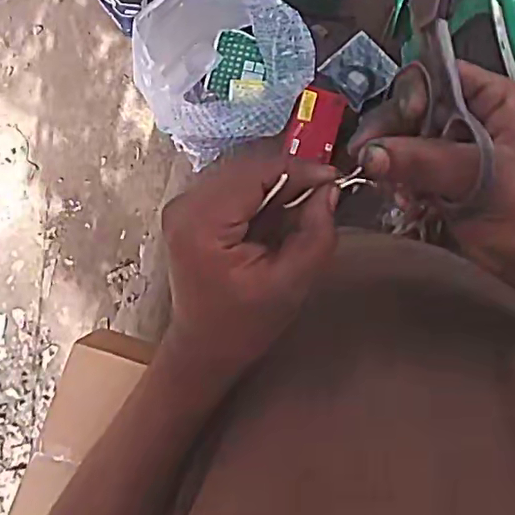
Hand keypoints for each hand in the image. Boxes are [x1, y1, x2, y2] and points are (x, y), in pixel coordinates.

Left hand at [158, 143, 339, 384]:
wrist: (204, 348)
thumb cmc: (244, 325)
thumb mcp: (291, 284)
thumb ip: (315, 233)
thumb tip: (329, 188)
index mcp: (202, 224)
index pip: (254, 173)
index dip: (297, 169)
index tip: (332, 177)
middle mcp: (185, 205)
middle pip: (246, 167)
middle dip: (288, 174)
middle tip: (323, 190)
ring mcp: (183, 204)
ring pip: (241, 171)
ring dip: (275, 181)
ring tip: (302, 204)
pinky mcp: (189, 208)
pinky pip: (232, 184)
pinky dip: (260, 191)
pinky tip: (277, 212)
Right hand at [348, 59, 514, 281]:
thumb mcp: (480, 176)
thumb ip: (423, 160)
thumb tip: (370, 153)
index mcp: (494, 100)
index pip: (440, 73)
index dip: (415, 92)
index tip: (405, 120)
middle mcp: (470, 115)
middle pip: (413, 105)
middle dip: (392, 132)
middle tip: (368, 156)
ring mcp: (453, 146)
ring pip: (403, 137)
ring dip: (390, 161)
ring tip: (393, 188)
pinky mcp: (440, 175)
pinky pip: (404, 166)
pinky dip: (397, 181)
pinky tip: (404, 200)